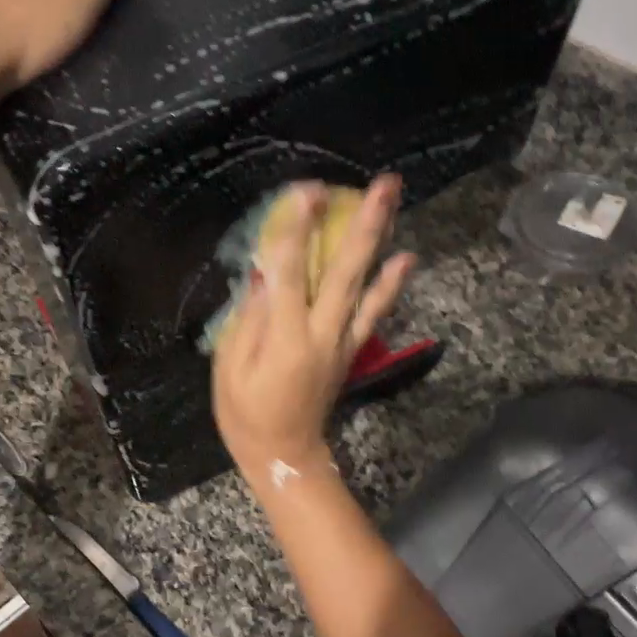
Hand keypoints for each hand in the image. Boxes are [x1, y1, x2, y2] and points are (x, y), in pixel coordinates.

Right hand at [212, 176, 415, 483]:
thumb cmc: (246, 416)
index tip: (306, 191)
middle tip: (383, 183)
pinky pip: (372, 312)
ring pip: (364, 284)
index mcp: (285, 339)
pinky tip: (405, 258)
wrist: (285, 454)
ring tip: (394, 200)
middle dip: (362, 224)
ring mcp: (341, 341)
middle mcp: (321, 333)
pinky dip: (389, 285)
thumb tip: (263, 278)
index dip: (296, 230)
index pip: (289, 274)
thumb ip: (247, 323)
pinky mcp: (349, 349)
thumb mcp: (230, 371)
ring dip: (381, 239)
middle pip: (344, 271)